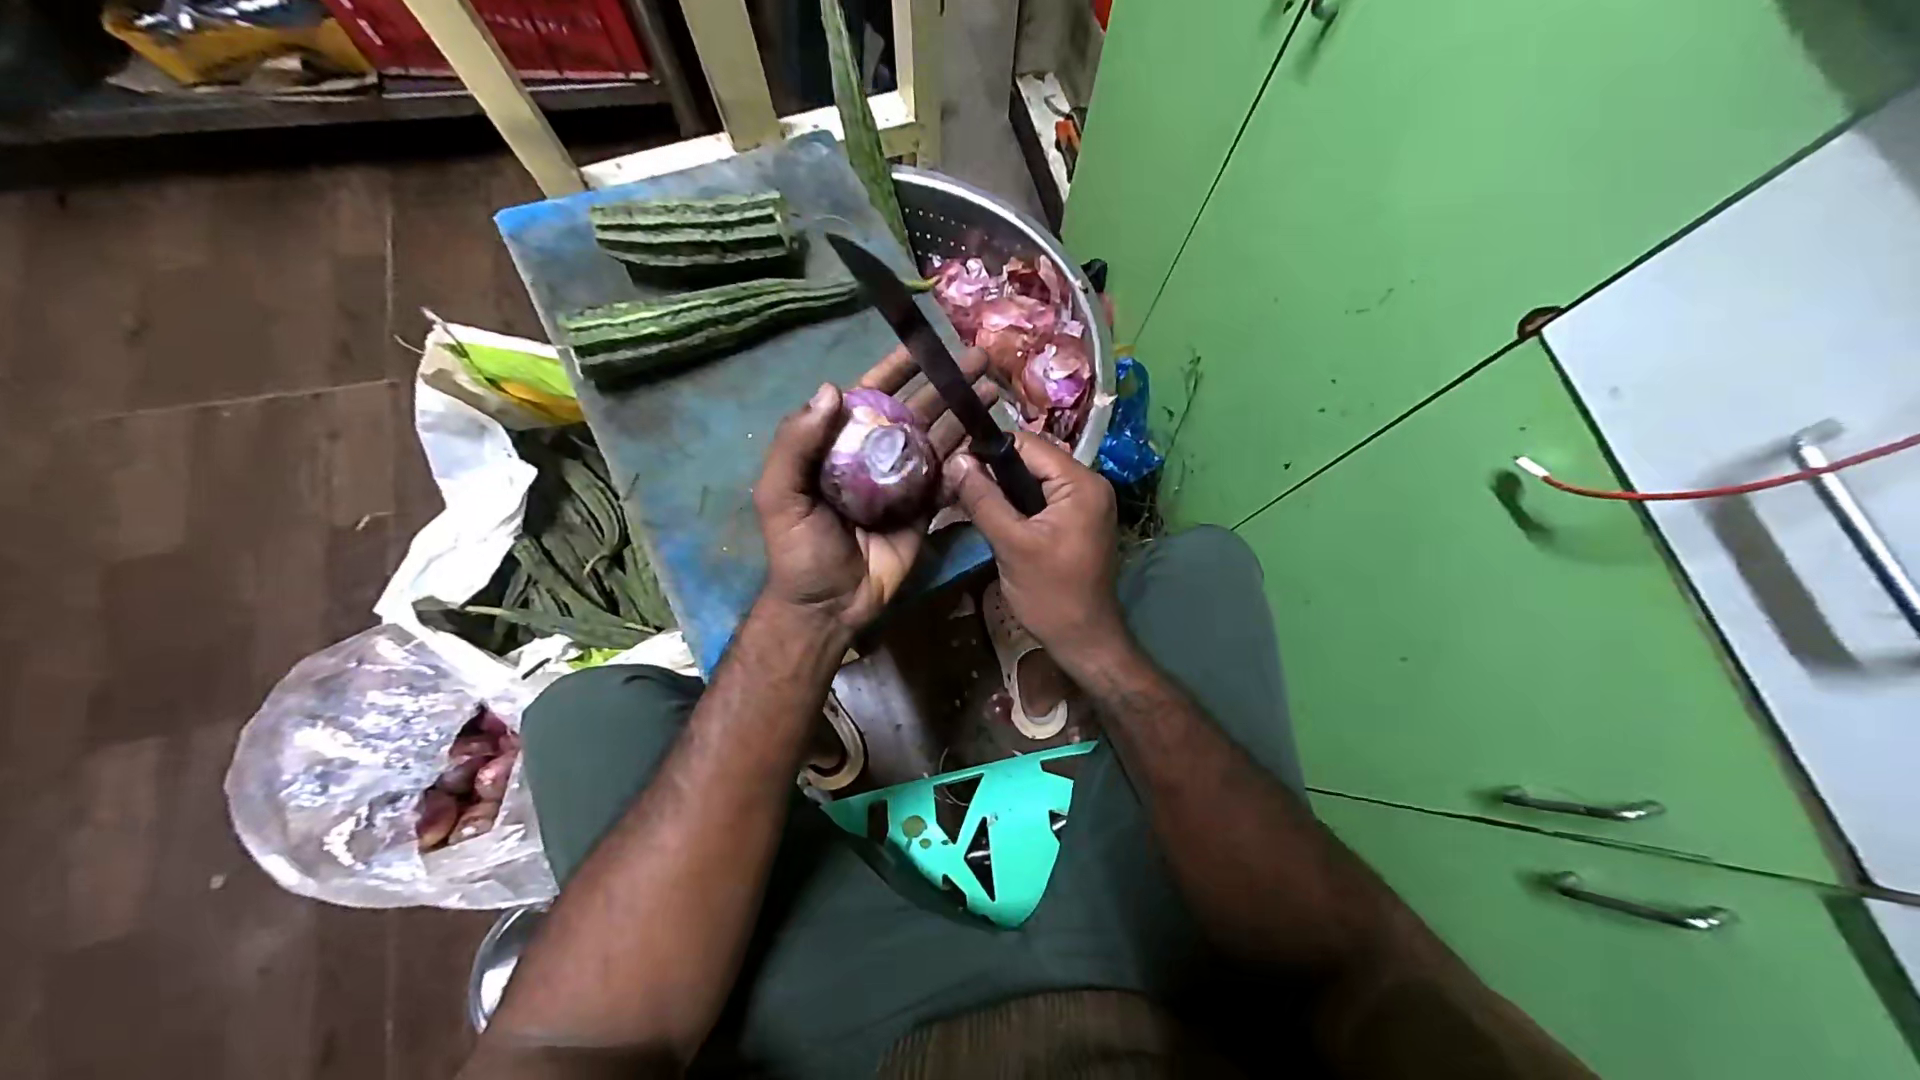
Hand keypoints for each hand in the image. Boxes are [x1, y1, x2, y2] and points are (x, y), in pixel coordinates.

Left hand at [754, 346, 996, 633]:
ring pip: (938, 438)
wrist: (827, 605)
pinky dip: (970, 458)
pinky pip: (950, 478)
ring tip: (993, 388)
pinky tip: (991, 435)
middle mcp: (876, 455)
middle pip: (915, 410)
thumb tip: (832, 389)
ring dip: (965, 413)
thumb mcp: (780, 493)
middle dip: (945, 384)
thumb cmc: (798, 548)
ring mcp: (905, 482)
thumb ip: (796, 442)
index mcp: (840, 444)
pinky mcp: (927, 509)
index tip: (925, 345)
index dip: (897, 368)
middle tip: (979, 359)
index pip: (871, 394)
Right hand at [944, 433, 1130, 671]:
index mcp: (1081, 483)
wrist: (1084, 639)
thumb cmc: (1051, 593)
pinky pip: (1044, 499)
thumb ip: (983, 499)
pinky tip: (995, 517)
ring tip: (970, 501)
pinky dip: (1019, 505)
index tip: (955, 466)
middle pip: (1032, 460)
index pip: (1028, 444)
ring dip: (1004, 489)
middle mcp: (1090, 484)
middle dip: (995, 471)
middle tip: (958, 487)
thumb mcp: (1011, 544)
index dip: (989, 451)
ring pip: (1035, 480)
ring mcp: (1087, 503)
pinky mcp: (1079, 521)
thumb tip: (956, 459)